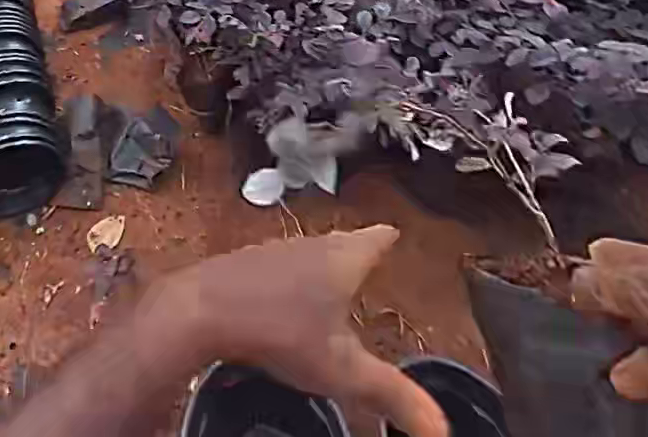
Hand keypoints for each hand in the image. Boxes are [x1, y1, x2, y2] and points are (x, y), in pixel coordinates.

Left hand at [142, 225, 447, 436]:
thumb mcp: (341, 370)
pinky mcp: (251, 260)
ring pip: (312, 249)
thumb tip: (441, 428)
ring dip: (327, 257)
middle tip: (372, 248)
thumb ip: (391, 394)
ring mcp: (278, 249)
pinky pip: (286, 260)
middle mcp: (311, 244)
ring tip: (336, 270)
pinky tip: (291, 289)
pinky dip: (298, 270)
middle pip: (343, 241)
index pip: (373, 239)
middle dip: (358, 246)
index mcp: (341, 259)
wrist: (207, 306)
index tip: (395, 230)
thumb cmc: (281, 330)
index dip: (386, 237)